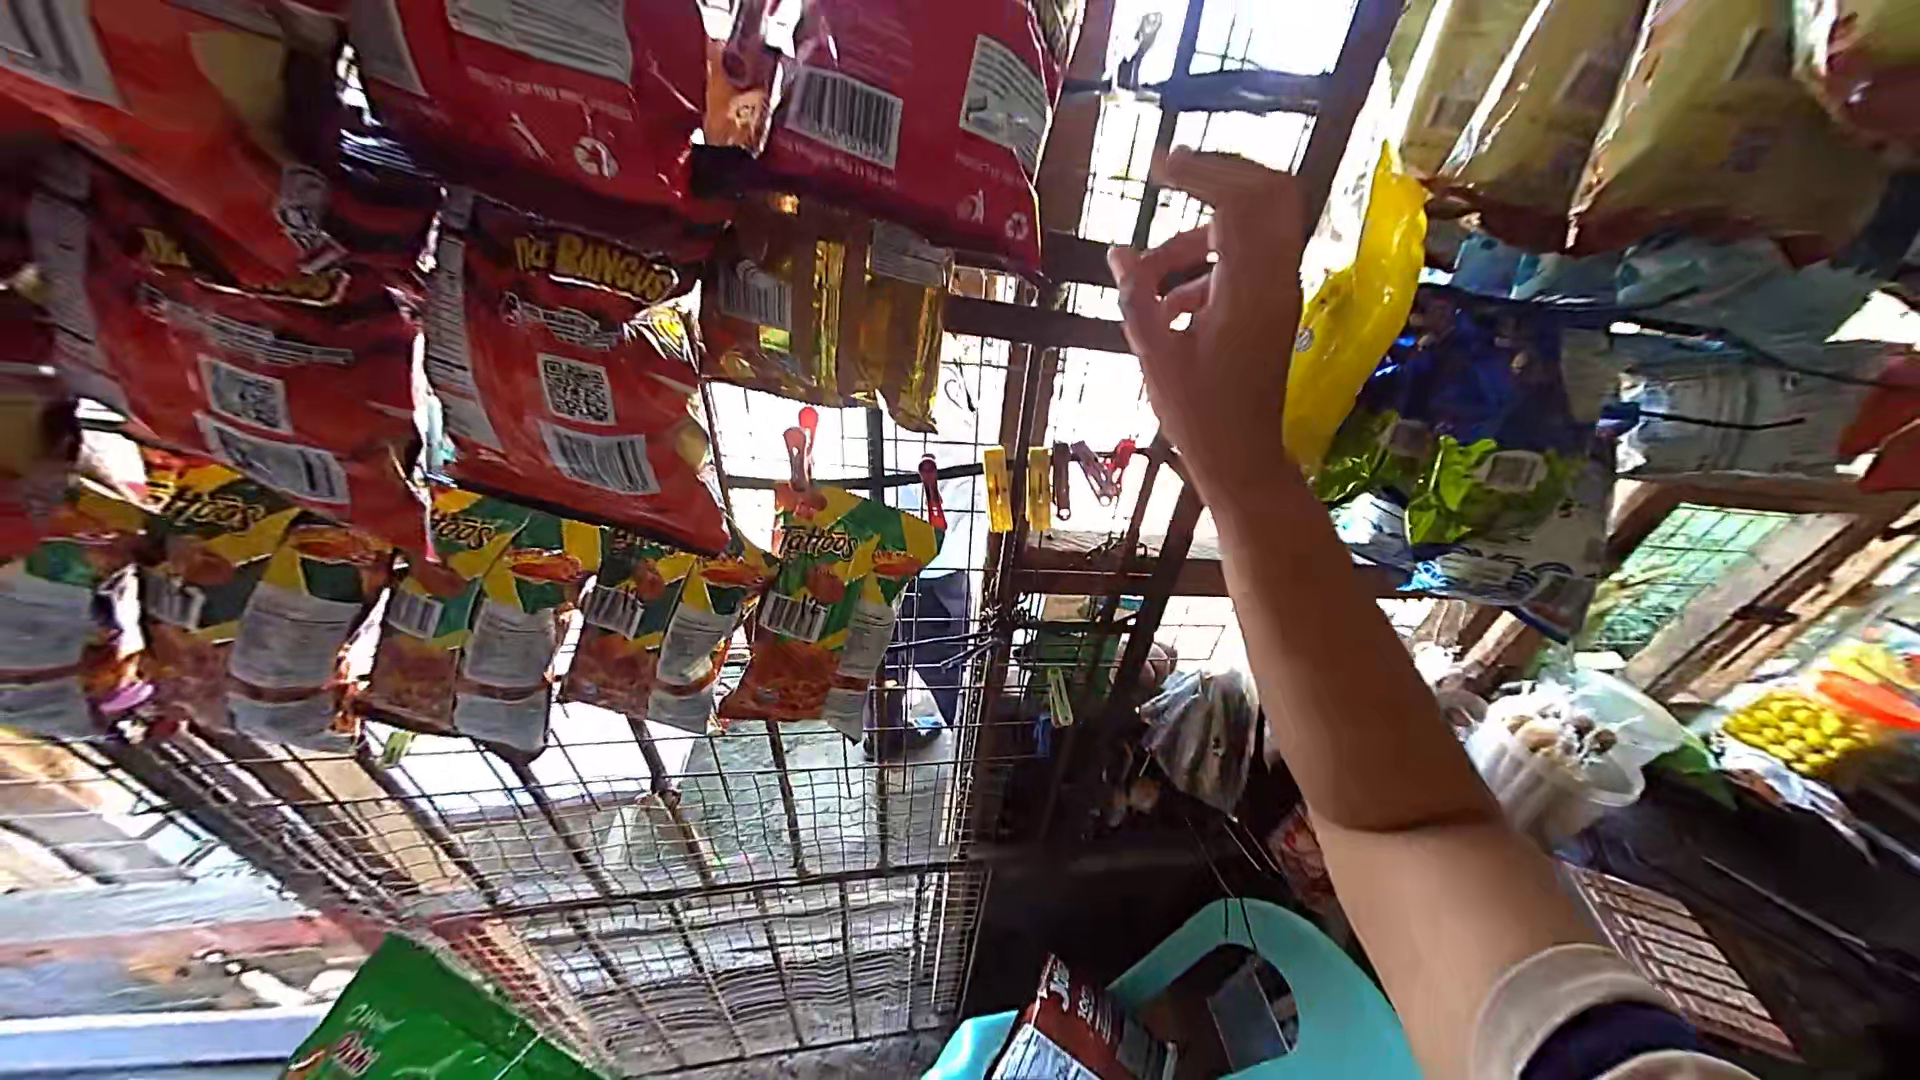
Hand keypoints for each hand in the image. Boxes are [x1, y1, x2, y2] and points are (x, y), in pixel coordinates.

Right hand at [1106, 149, 1305, 495]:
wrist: (1240, 457)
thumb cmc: (1197, 415)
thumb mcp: (1155, 356)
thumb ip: (1136, 298)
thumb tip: (1118, 253)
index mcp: (1249, 288)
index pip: (1238, 200)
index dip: (1200, 171)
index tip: (1159, 165)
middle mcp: (1276, 280)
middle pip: (1265, 194)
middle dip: (1217, 177)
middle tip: (1170, 177)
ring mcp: (1279, 294)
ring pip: (1252, 230)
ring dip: (1199, 237)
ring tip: (1147, 276)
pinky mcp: (1271, 310)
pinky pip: (1246, 263)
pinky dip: (1208, 265)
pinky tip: (1170, 304)